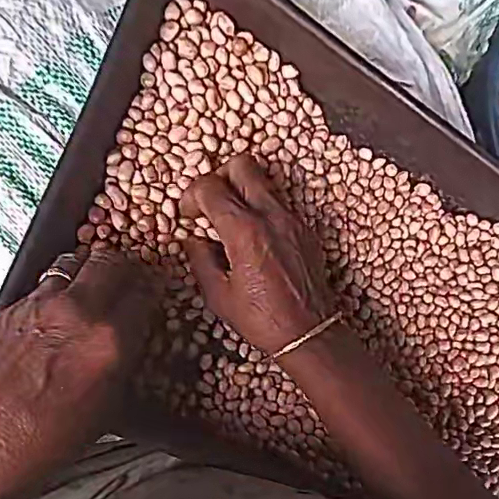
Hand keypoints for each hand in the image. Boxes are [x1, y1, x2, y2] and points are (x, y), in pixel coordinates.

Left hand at [0, 249, 153, 498]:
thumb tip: (129, 341)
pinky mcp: (9, 310)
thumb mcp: (108, 405)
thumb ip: (122, 361)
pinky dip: (59, 290)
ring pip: (72, 264)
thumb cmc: (49, 439)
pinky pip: (44, 285)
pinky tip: (61, 314)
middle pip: (109, 261)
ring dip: (89, 272)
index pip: (144, 292)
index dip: (154, 291)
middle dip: (125, 267)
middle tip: (132, 279)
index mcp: (108, 340)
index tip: (156, 294)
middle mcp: (74, 312)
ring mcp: (37, 306)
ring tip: (97, 291)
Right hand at [178, 155, 334, 355]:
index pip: (210, 187)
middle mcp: (272, 218)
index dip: (191, 196)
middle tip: (211, 204)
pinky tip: (255, 238)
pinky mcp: (306, 232)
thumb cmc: (264, 320)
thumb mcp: (219, 296)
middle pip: (241, 165)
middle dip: (219, 177)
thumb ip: (201, 259)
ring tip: (232, 221)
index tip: (189, 215)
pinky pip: (280, 205)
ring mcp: (293, 222)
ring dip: (243, 192)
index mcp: (245, 232)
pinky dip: (263, 210)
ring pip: (264, 182)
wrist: (308, 334)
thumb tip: (193, 240)